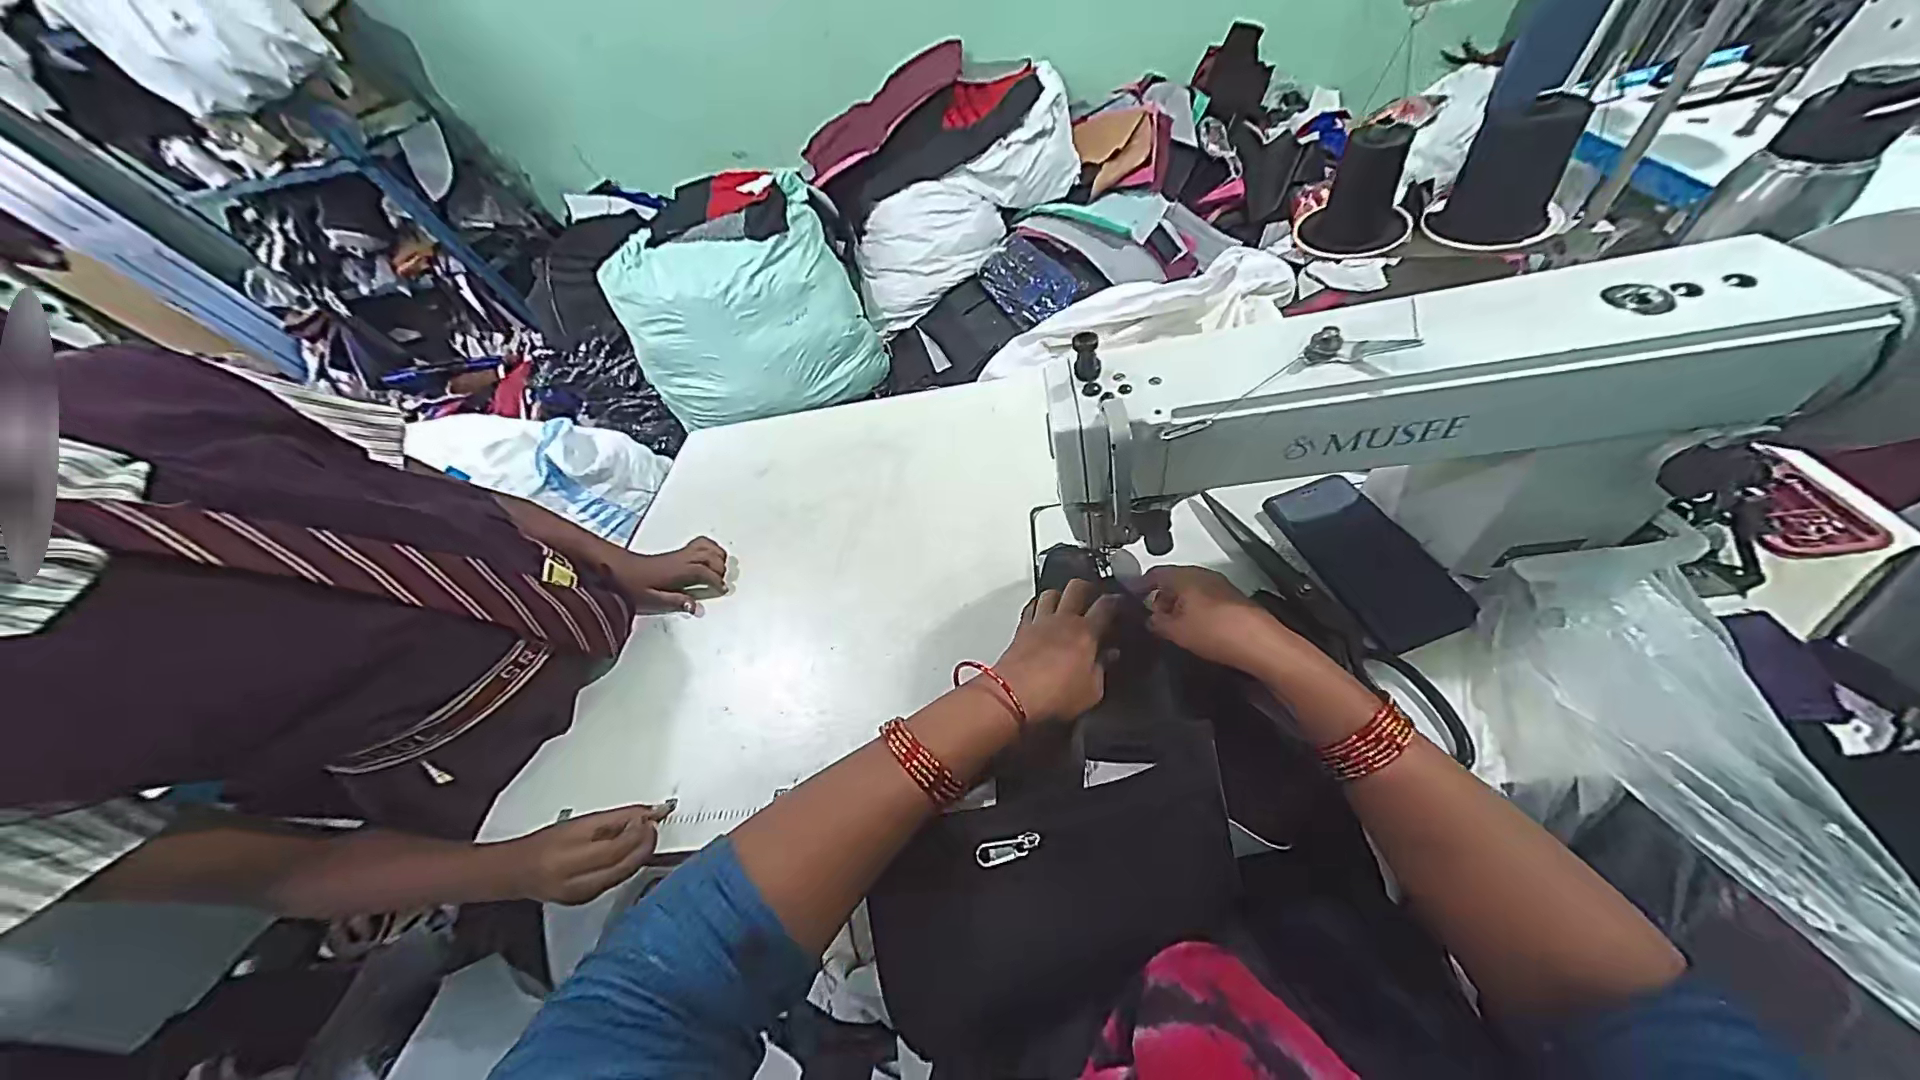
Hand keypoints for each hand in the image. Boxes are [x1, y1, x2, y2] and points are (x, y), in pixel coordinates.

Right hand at [500, 803, 671, 904]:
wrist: (518, 872)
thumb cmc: (545, 844)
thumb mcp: (580, 824)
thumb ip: (615, 819)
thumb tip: (646, 813)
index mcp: (568, 859)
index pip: (616, 848)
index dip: (638, 831)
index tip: (650, 816)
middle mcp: (575, 882)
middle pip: (624, 863)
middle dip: (644, 842)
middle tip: (652, 824)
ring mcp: (583, 895)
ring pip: (625, 872)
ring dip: (640, 852)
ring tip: (644, 834)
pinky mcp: (587, 900)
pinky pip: (618, 879)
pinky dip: (629, 863)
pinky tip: (632, 850)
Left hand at [613, 537, 727, 612]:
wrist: (617, 568)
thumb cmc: (631, 585)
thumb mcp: (652, 600)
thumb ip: (677, 603)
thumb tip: (697, 608)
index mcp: (677, 571)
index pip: (704, 571)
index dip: (716, 580)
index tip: (722, 590)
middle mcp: (681, 559)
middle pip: (710, 557)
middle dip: (720, 569)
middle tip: (721, 582)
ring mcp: (680, 553)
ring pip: (707, 547)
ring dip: (718, 556)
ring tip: (720, 569)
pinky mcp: (678, 552)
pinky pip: (700, 543)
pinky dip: (711, 547)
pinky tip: (711, 556)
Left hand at [992, 578, 1121, 723]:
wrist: (1014, 695)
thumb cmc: (1055, 694)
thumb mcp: (1092, 691)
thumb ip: (1102, 669)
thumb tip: (1108, 656)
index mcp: (1086, 631)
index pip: (1106, 605)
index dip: (1117, 601)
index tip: (1121, 604)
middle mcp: (1063, 619)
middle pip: (1077, 586)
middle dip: (1088, 589)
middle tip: (1094, 599)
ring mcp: (1040, 621)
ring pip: (1051, 592)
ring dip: (1061, 595)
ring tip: (1067, 605)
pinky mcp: (1022, 629)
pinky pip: (1032, 607)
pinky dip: (1039, 606)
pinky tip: (1042, 615)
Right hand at [1140, 565, 1306, 678]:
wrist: (1260, 645)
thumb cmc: (1220, 632)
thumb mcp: (1174, 631)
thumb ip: (1156, 623)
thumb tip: (1151, 620)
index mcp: (1185, 576)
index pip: (1155, 573)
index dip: (1141, 584)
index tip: (1133, 593)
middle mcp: (1204, 576)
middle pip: (1174, 581)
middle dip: (1160, 597)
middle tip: (1152, 616)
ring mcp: (1221, 587)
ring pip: (1191, 592)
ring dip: (1179, 606)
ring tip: (1173, 628)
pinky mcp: (1234, 602)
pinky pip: (1207, 602)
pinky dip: (1197, 612)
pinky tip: (1196, 632)